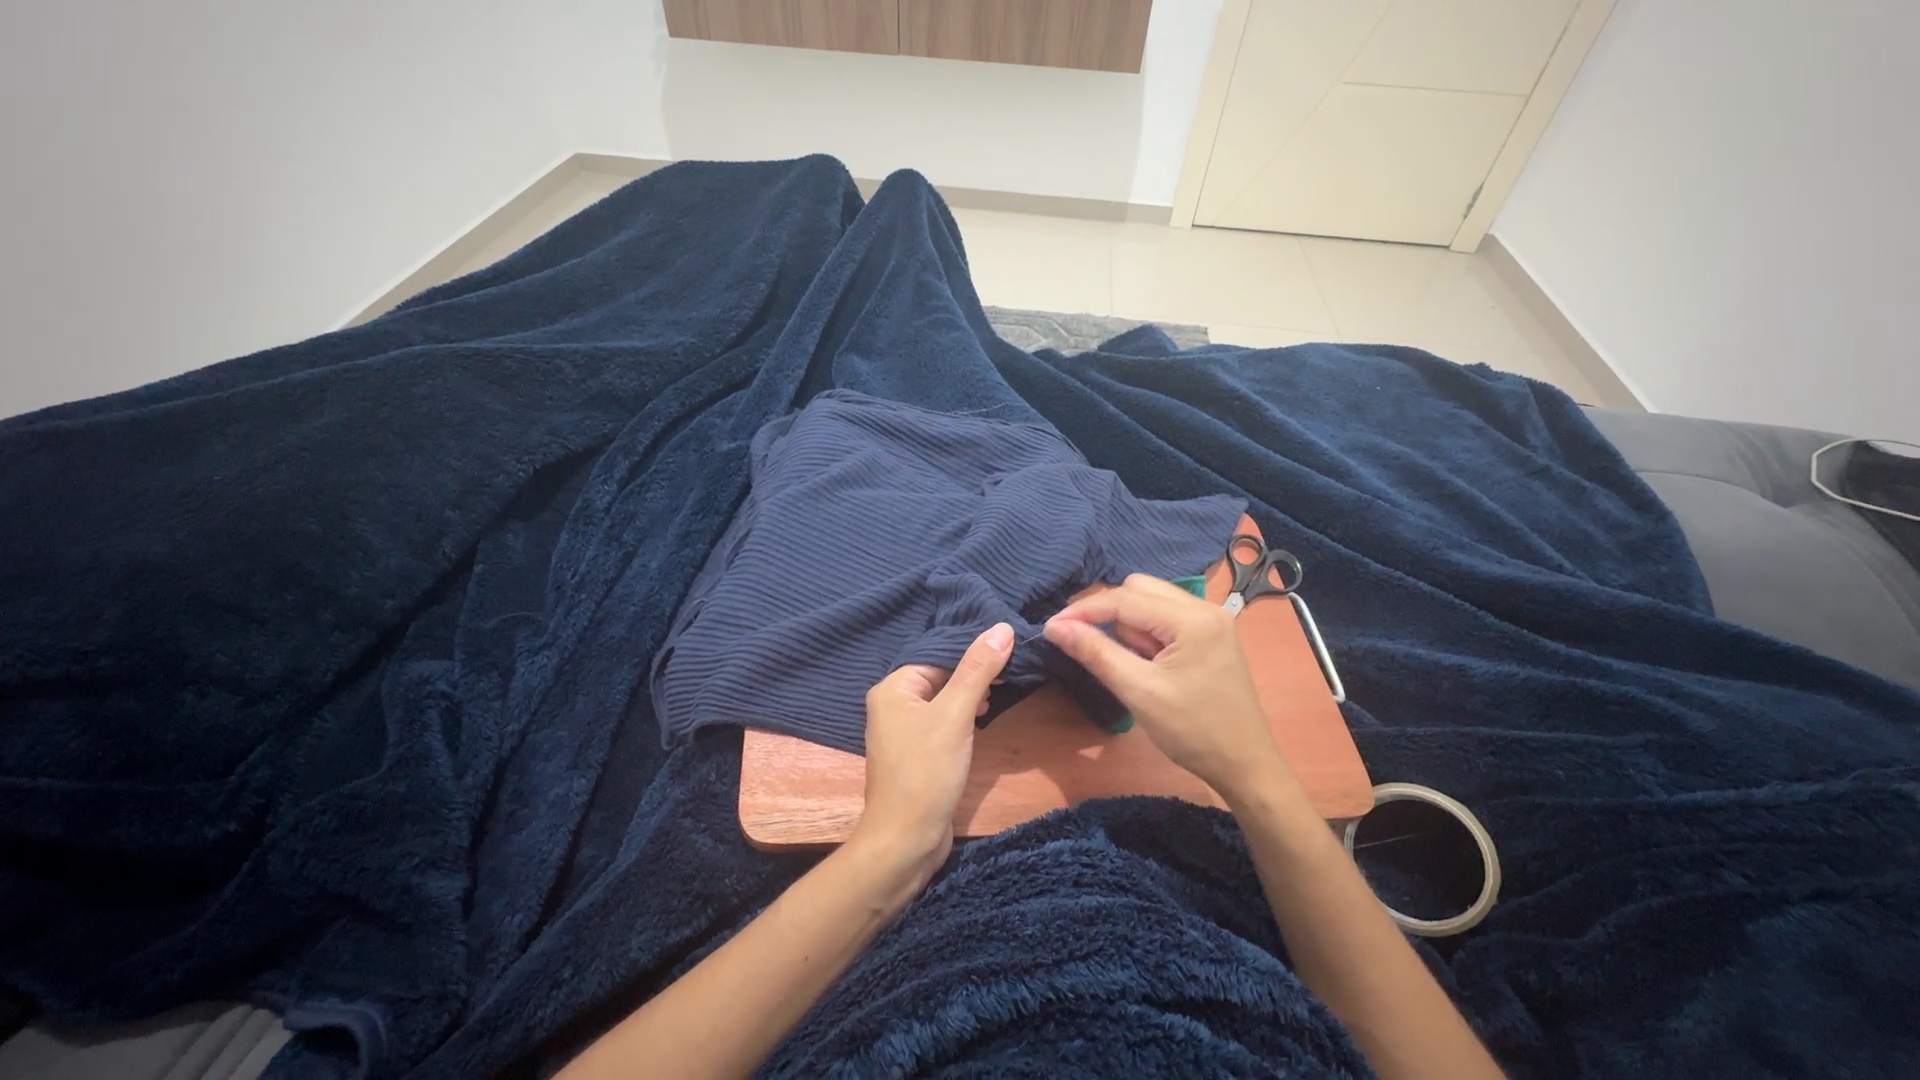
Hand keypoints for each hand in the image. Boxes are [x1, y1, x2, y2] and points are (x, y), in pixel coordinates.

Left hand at [852, 622, 1013, 886]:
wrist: (907, 839)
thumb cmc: (926, 771)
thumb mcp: (955, 715)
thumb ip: (978, 670)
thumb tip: (1002, 627)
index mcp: (892, 689)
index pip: (937, 655)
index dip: (971, 655)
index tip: (1008, 655)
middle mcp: (892, 705)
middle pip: (939, 676)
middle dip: (972, 676)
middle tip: (1007, 679)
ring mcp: (903, 732)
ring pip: (943, 701)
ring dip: (969, 698)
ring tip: (995, 700)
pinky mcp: (917, 754)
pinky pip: (942, 723)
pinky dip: (962, 719)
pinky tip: (982, 722)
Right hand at [1044, 574, 1289, 800]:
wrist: (1244, 765)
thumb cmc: (1191, 731)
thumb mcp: (1138, 691)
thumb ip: (1095, 652)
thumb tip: (1054, 626)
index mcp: (1192, 618)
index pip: (1125, 598)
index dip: (1084, 610)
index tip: (1051, 628)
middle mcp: (1205, 607)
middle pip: (1139, 589)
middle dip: (1110, 614)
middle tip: (1092, 648)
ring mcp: (1212, 620)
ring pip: (1152, 601)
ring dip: (1129, 625)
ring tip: (1132, 665)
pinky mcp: (1211, 635)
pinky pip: (1167, 617)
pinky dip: (1147, 633)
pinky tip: (1147, 663)